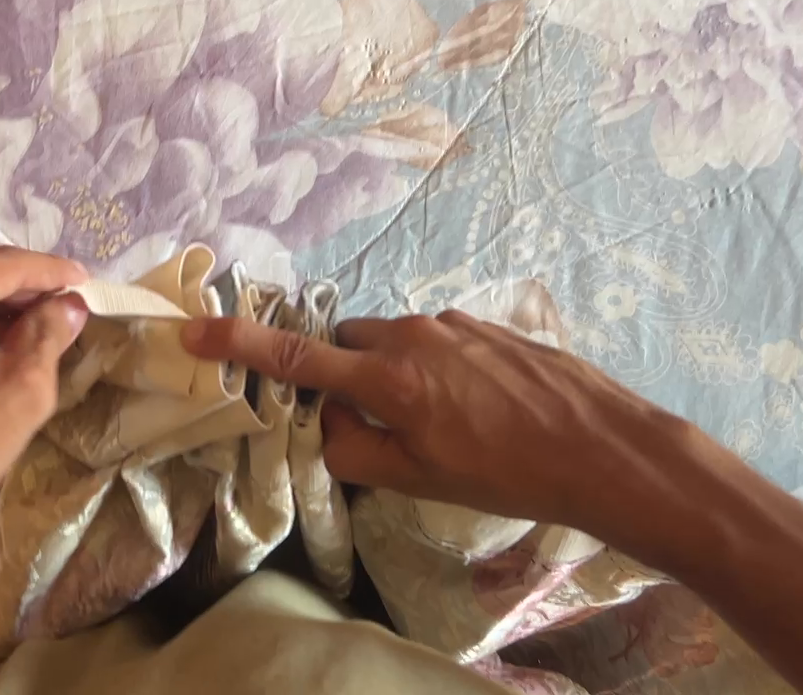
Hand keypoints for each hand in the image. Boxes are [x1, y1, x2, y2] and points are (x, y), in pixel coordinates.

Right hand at [181, 309, 685, 529]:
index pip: (295, 357)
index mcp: (388, 379)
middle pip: (344, 340)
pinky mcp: (480, 322)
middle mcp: (409, 335)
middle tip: (371, 414)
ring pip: (389, 339)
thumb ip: (356, 449)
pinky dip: (428, 364)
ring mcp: (448, 322)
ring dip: (389, 370)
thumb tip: (323, 426)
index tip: (194, 330)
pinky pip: (430, 336)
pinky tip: (471, 401)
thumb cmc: (508, 473)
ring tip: (437, 415)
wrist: (608, 449)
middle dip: (340, 370)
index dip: (238, 343)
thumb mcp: (421, 480)